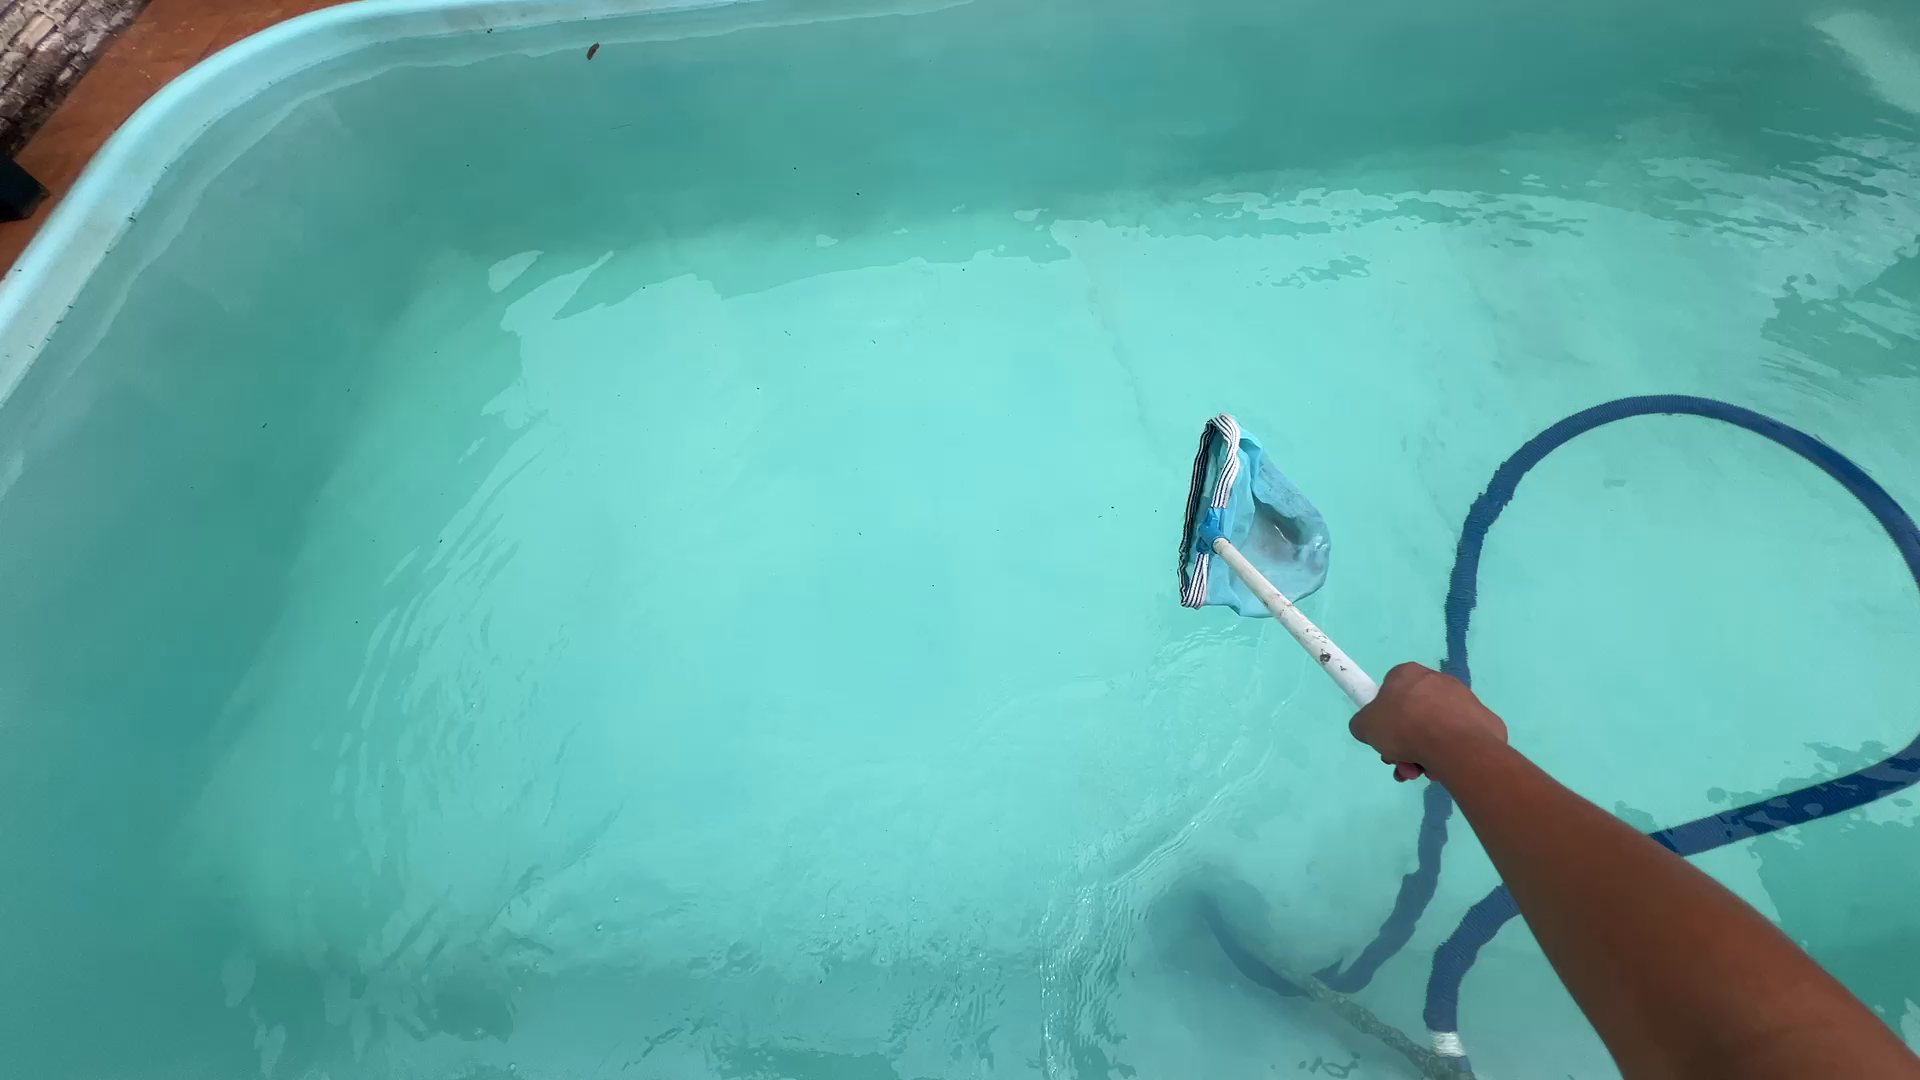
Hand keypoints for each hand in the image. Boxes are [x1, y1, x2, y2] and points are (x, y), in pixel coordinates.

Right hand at [1351, 663, 1508, 781]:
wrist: (1456, 748)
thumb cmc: (1404, 728)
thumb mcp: (1364, 726)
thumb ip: (1363, 724)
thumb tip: (1371, 730)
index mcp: (1408, 674)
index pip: (1390, 691)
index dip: (1384, 716)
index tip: (1384, 736)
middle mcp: (1439, 680)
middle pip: (1414, 712)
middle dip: (1405, 740)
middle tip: (1401, 761)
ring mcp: (1467, 700)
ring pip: (1437, 727)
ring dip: (1425, 750)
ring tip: (1423, 771)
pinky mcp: (1487, 721)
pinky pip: (1461, 737)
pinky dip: (1451, 752)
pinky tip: (1444, 767)